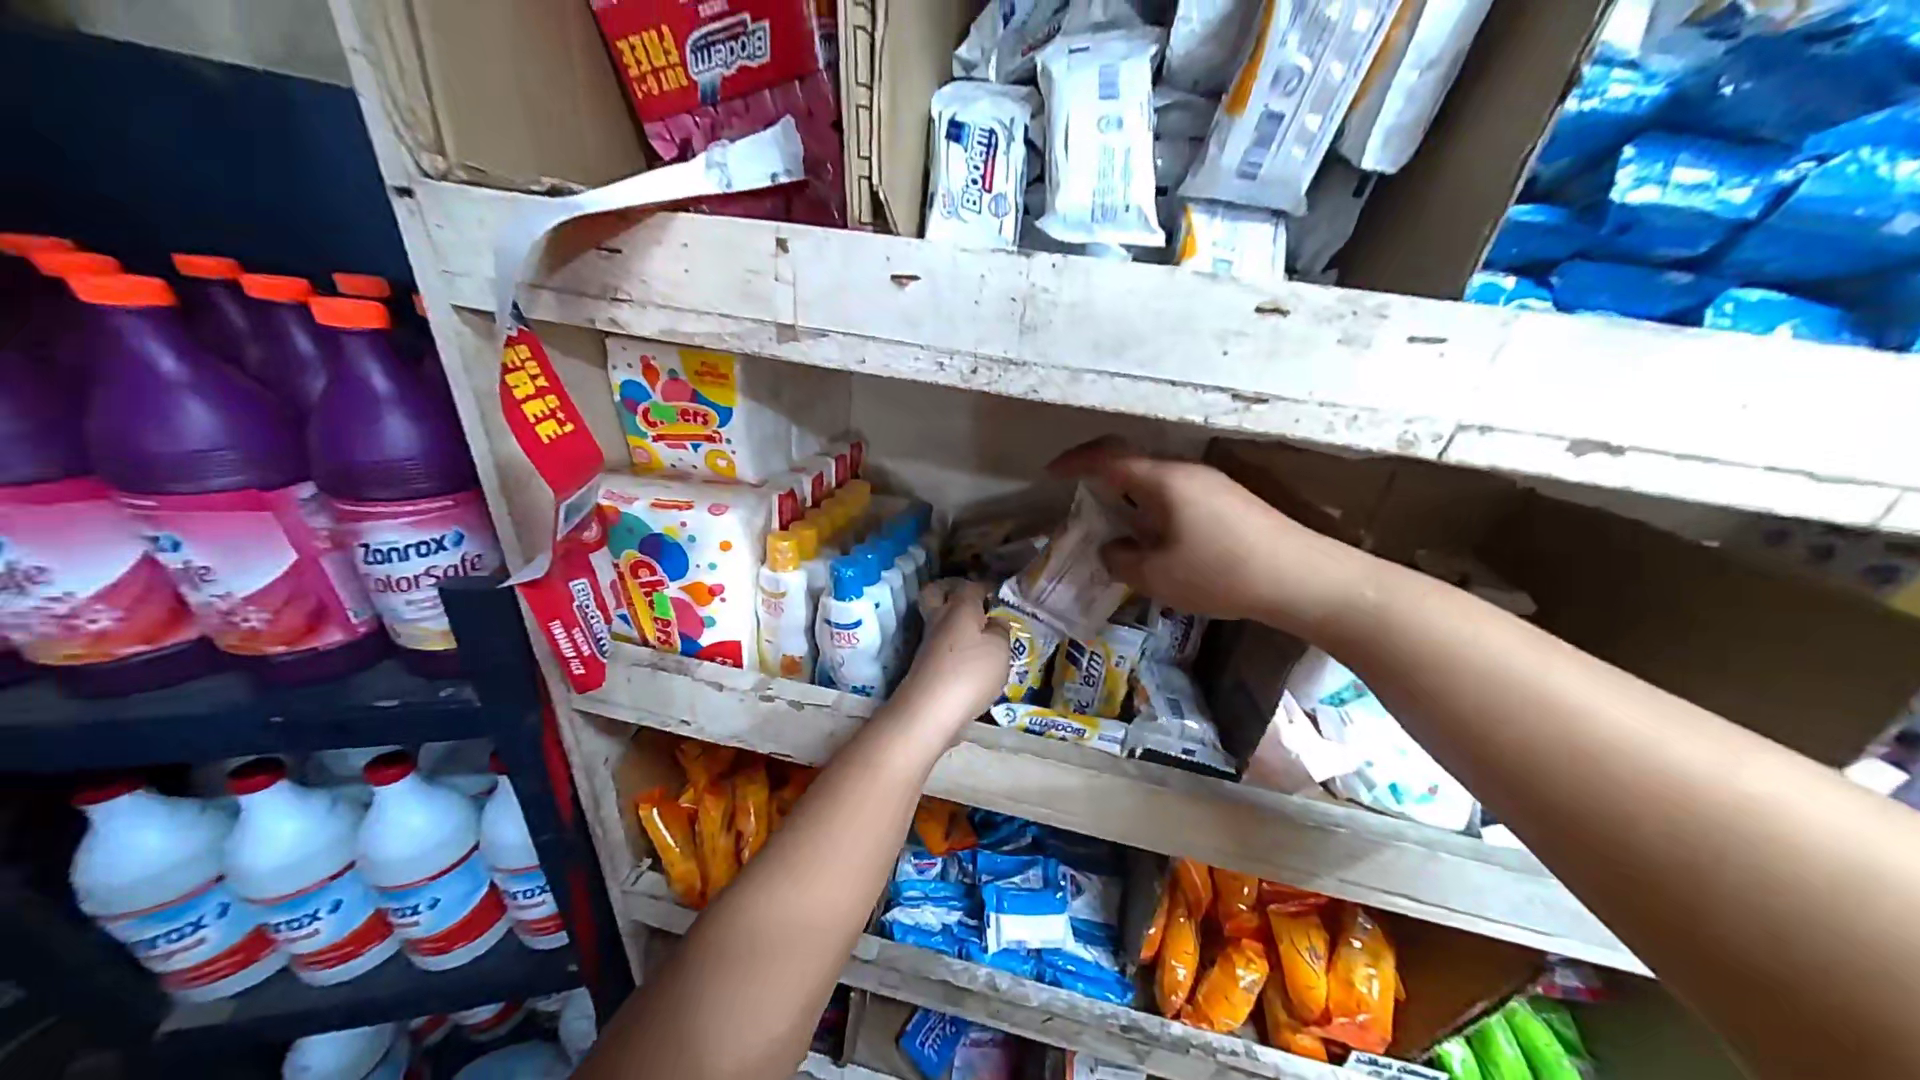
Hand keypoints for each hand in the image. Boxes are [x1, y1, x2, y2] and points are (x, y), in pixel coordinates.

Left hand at [889, 579, 1010, 736]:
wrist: (929, 710)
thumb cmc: (970, 672)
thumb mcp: (1000, 649)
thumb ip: (1000, 630)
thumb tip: (995, 620)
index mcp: (959, 606)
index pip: (971, 586)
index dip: (986, 586)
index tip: (998, 592)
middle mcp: (939, 617)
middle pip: (937, 592)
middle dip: (952, 590)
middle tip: (973, 600)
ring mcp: (928, 641)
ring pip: (937, 618)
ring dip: (953, 619)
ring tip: (979, 632)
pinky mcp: (925, 663)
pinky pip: (940, 642)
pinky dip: (952, 642)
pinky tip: (969, 656)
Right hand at [1048, 438, 1374, 635]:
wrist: (1302, 578)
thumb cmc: (1221, 572)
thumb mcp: (1157, 576)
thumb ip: (1121, 560)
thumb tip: (1111, 549)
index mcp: (1163, 481)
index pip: (1107, 458)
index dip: (1075, 462)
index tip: (1051, 473)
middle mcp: (1187, 472)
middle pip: (1133, 465)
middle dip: (1102, 480)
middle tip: (1083, 502)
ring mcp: (1213, 485)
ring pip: (1157, 483)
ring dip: (1131, 500)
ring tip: (1120, 532)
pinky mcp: (1231, 502)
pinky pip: (1178, 496)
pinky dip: (1155, 510)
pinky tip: (1160, 542)